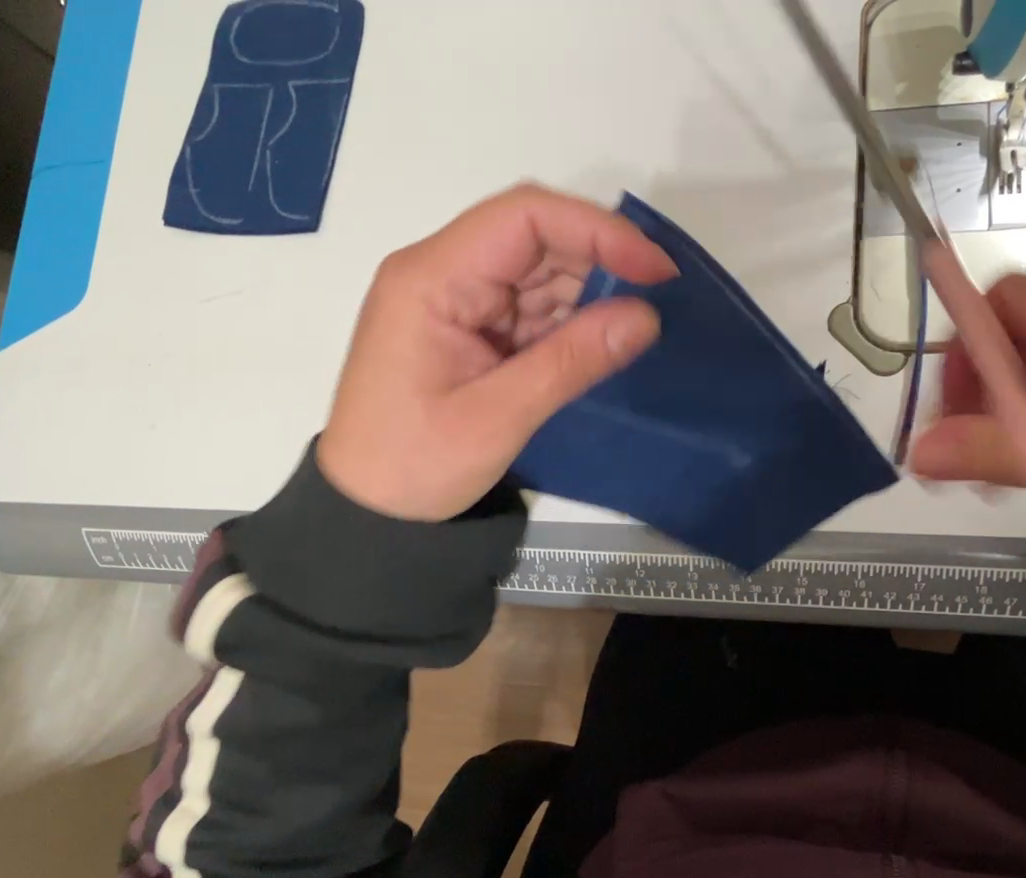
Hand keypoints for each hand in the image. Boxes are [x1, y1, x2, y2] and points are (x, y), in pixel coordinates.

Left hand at [317, 185, 677, 521]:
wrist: (369, 512)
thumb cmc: (416, 465)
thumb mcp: (498, 417)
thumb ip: (572, 361)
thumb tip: (647, 316)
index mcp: (432, 278)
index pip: (523, 218)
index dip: (596, 231)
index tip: (653, 270)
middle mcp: (441, 274)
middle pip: (531, 238)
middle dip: (597, 261)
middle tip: (656, 298)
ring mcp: (454, 302)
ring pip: (534, 272)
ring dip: (586, 293)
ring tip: (635, 324)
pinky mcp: (467, 330)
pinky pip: (526, 308)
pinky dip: (566, 321)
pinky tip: (598, 340)